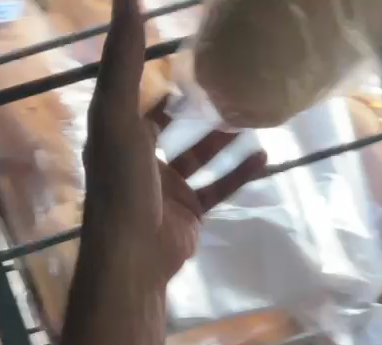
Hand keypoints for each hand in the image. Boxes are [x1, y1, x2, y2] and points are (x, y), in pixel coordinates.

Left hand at [82, 0, 266, 288]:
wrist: (134, 255)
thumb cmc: (122, 185)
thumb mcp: (117, 114)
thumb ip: (124, 59)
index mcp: (119, 135)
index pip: (141, 97)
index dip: (163, 75)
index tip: (195, 53)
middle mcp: (141, 160)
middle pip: (174, 126)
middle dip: (200, 105)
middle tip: (234, 79)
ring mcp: (167, 190)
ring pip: (201, 156)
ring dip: (225, 137)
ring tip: (255, 112)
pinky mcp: (189, 215)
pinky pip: (218, 188)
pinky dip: (239, 172)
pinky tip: (264, 154)